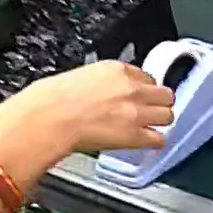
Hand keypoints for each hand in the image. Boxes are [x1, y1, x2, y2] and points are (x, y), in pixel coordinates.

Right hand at [0, 62, 175, 170]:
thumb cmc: (49, 100)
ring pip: (168, 116)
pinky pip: (159, 139)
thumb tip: (107, 91)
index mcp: (116, 70)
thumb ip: (103, 82)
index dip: (144, 89)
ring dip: (159, 122)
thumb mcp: (78, 76)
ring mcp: (136, 112)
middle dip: (159, 103)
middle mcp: (131, 89)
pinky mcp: (135, 135)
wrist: (45, 120)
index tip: (140, 95)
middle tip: (150, 111)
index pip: (147, 77)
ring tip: (149, 126)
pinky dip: (154, 142)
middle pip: (166, 95)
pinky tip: (146, 142)